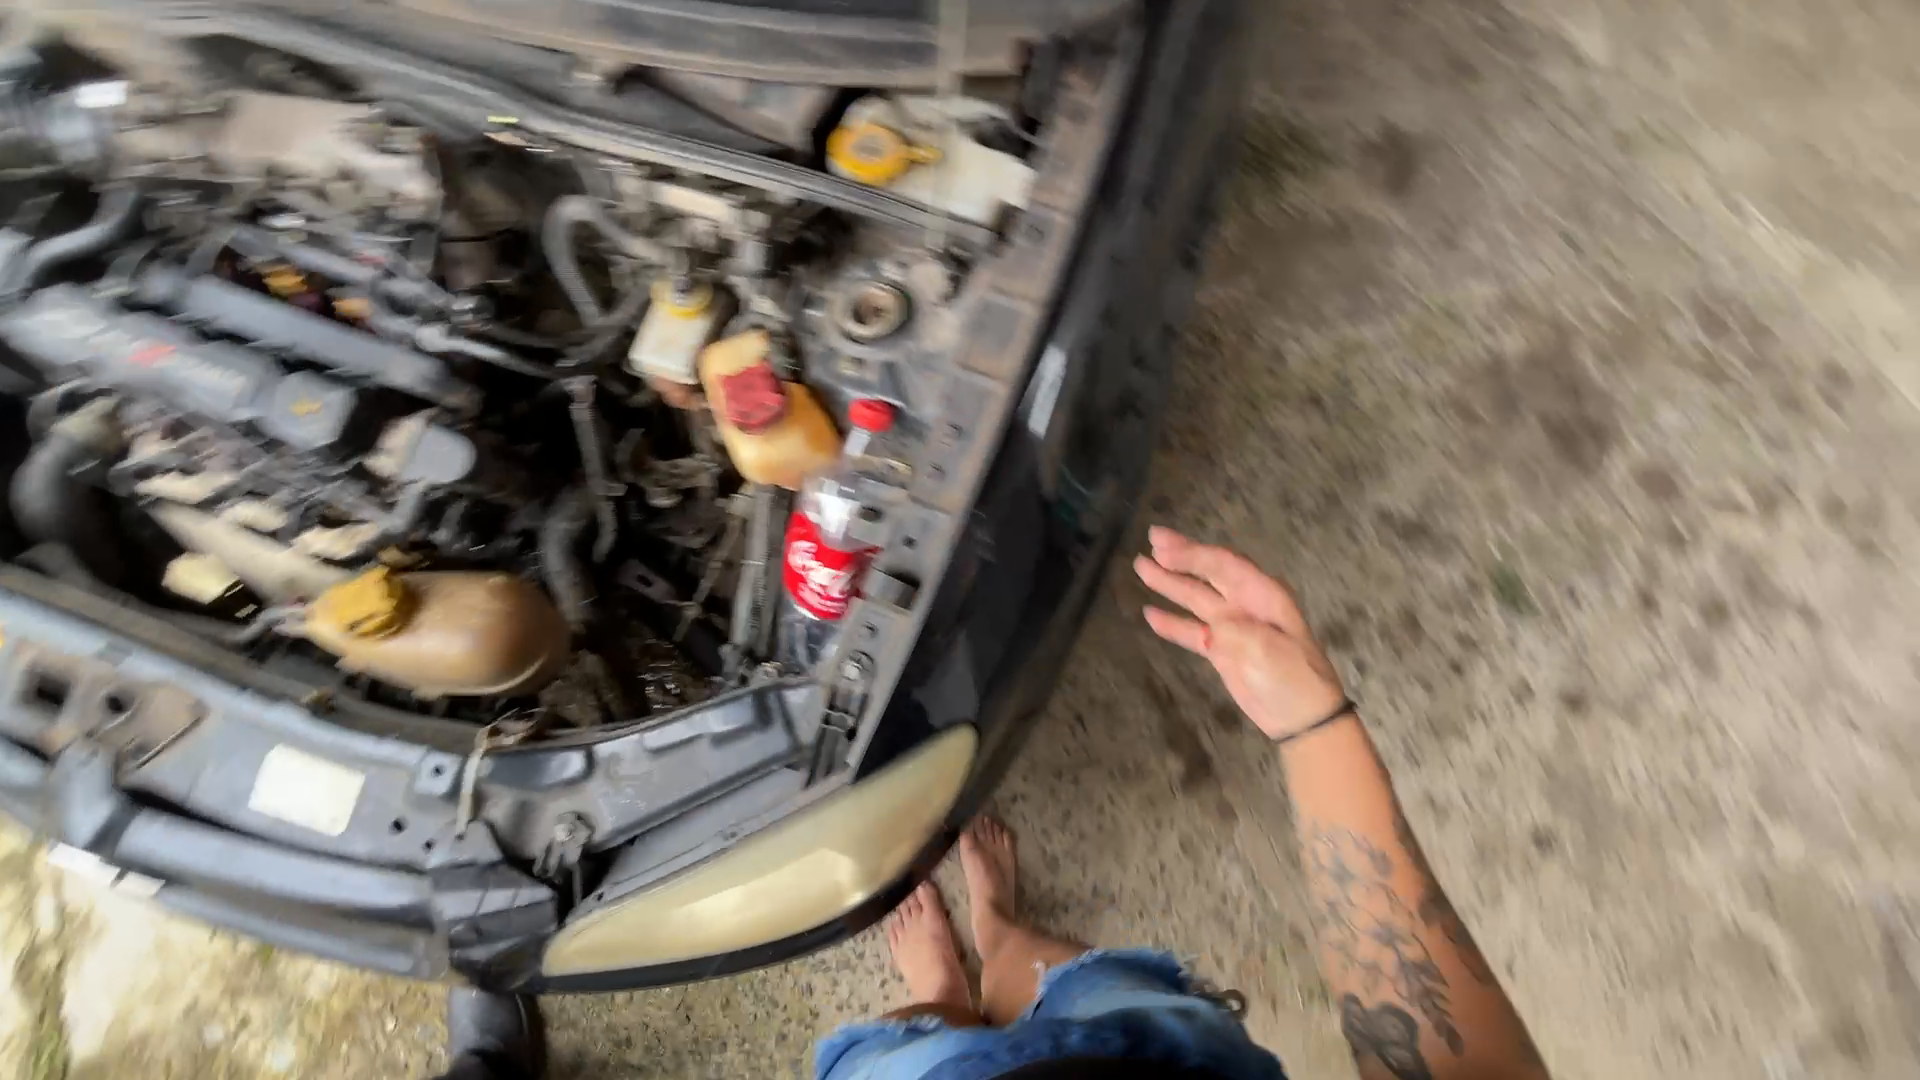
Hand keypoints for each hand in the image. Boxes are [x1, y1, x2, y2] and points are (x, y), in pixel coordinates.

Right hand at [1134, 526, 1347, 740]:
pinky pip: (1191, 631)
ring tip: (1141, 567)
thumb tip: (1214, 628)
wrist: (1302, 718)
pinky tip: (1149, 614)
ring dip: (1169, 583)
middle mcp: (1245, 604)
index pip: (1224, 565)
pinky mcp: (1221, 649)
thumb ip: (1241, 635)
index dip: (1193, 555)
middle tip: (1152, 540)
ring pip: (1194, 598)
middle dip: (1180, 556)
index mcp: (1264, 596)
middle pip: (1208, 573)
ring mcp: (1231, 626)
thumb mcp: (1272, 653)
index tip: (1162, 549)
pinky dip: (1171, 623)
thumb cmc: (1295, 679)